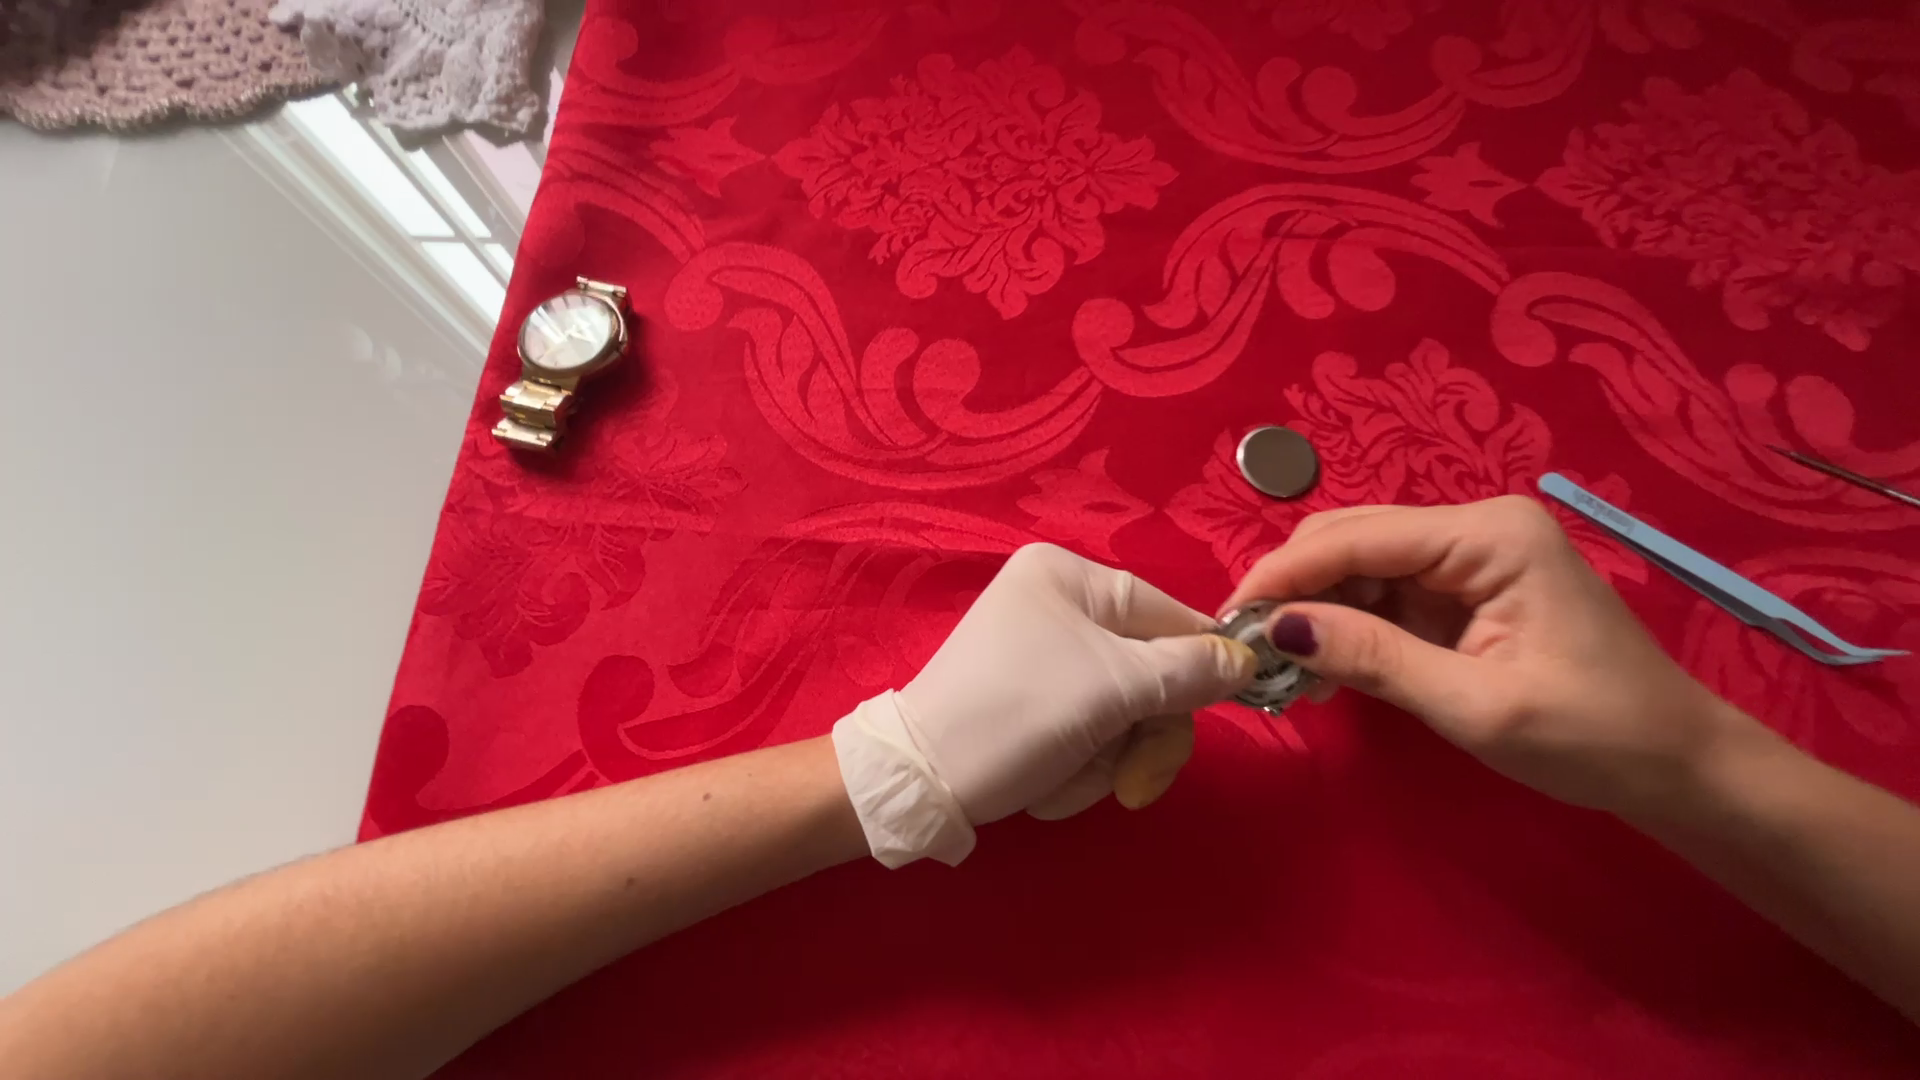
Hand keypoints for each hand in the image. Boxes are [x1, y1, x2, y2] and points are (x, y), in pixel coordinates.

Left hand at [834, 544, 1256, 865]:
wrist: (922, 782)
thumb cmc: (1019, 715)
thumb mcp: (1115, 689)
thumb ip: (1190, 671)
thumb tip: (1245, 658)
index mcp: (1068, 575)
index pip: (1168, 613)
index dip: (1201, 665)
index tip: (1226, 709)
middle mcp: (1054, 603)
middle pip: (1147, 670)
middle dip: (1141, 734)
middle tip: (1132, 782)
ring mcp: (1041, 653)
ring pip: (1121, 711)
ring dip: (1106, 758)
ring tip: (1066, 775)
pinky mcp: (1030, 698)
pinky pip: (1086, 731)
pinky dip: (1076, 765)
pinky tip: (1043, 779)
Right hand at [1224, 497, 1763, 814]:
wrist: (1678, 769)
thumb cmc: (1593, 736)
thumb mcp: (1475, 704)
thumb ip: (1372, 657)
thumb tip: (1276, 628)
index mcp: (1487, 535)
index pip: (1356, 537)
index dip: (1284, 574)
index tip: (1230, 619)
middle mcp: (1470, 526)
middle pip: (1346, 538)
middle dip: (1293, 588)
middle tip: (1250, 646)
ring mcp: (1462, 554)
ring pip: (1353, 564)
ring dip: (1312, 609)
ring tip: (1283, 664)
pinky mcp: (1455, 586)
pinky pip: (1375, 592)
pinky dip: (1340, 625)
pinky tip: (1323, 664)